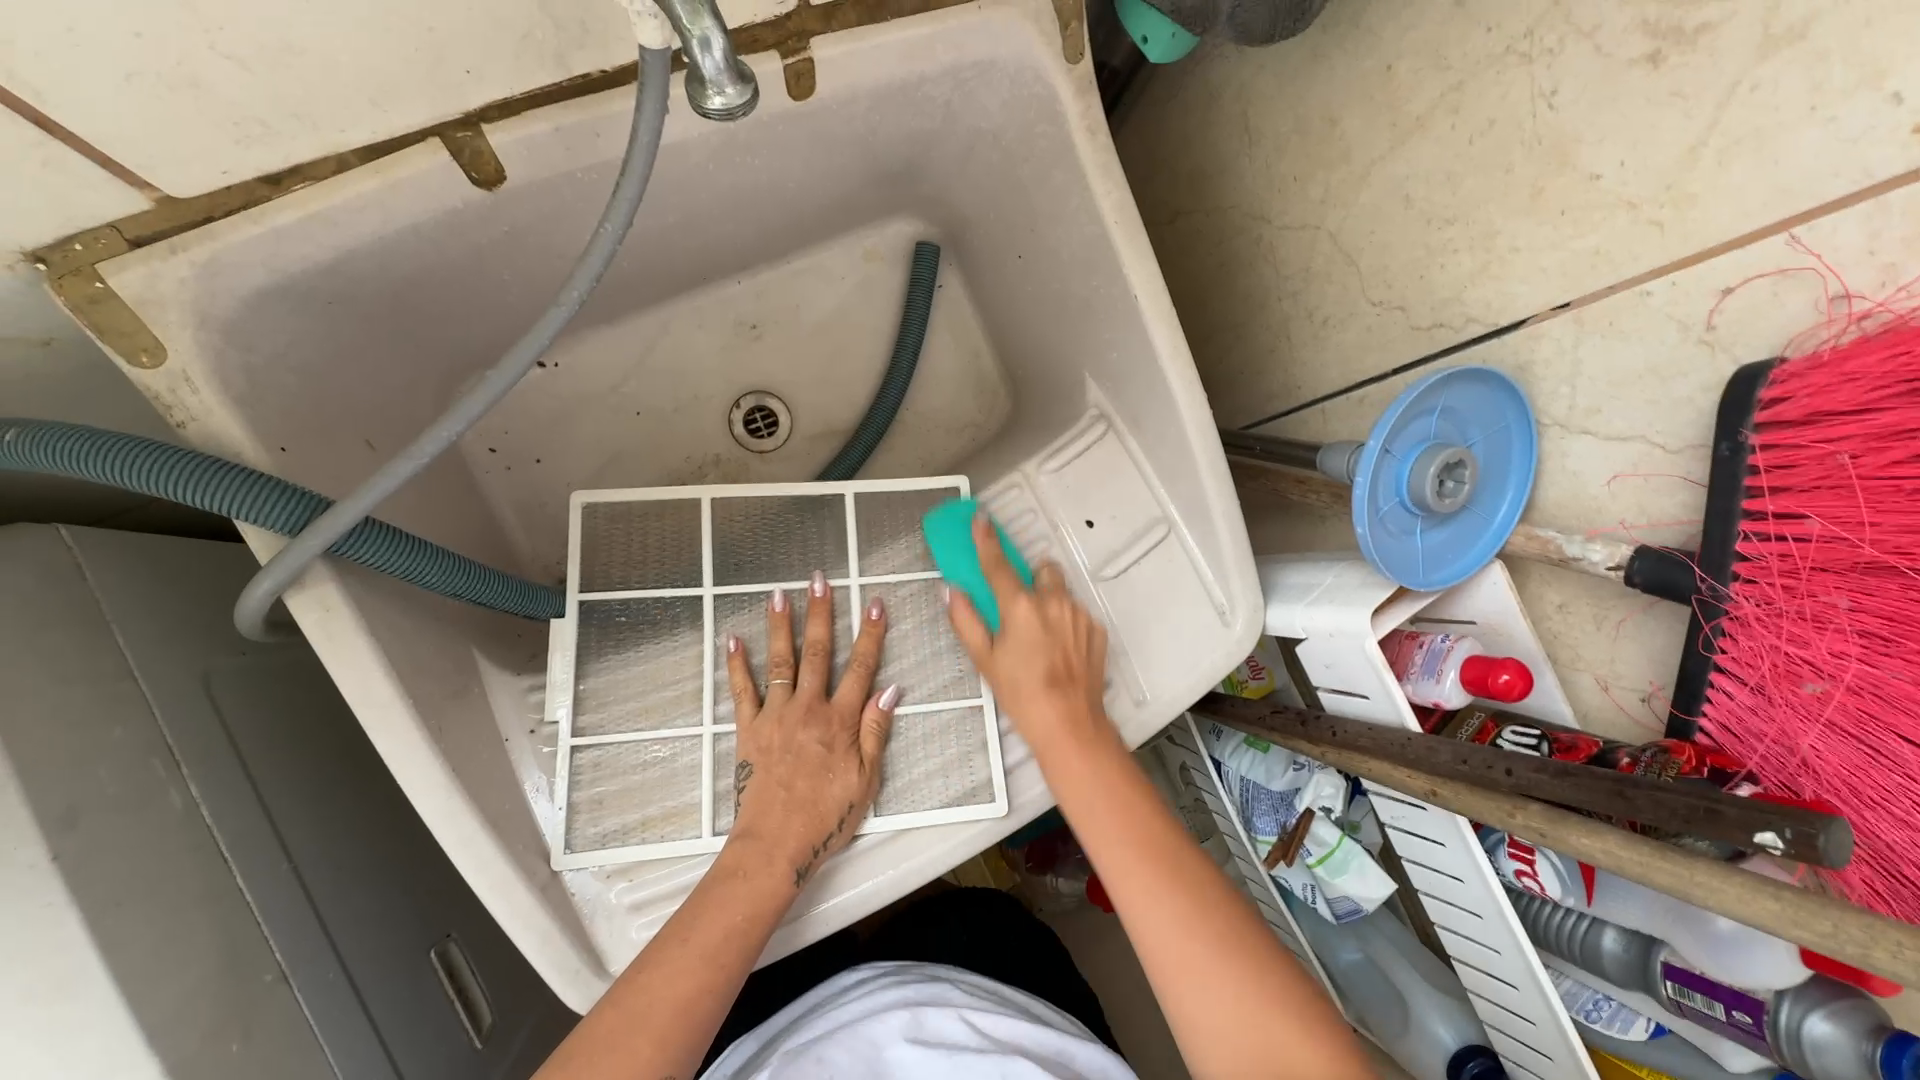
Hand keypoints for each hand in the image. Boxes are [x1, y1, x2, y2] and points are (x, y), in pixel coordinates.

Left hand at [723, 571, 897, 889]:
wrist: (775, 844)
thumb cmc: (826, 818)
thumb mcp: (866, 779)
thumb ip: (876, 731)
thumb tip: (891, 689)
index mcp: (841, 721)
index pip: (861, 667)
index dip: (870, 634)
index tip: (874, 604)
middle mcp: (809, 709)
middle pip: (818, 652)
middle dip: (821, 613)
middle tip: (819, 580)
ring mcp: (776, 716)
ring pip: (781, 661)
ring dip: (781, 625)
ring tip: (780, 594)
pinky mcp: (749, 729)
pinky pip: (742, 690)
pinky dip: (737, 663)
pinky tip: (734, 639)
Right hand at [947, 512, 1112, 754]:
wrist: (1069, 722)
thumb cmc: (1021, 693)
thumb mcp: (984, 659)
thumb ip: (966, 620)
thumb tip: (952, 592)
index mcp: (1020, 606)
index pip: (998, 564)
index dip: (986, 539)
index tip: (981, 519)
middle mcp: (1053, 601)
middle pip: (1041, 570)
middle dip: (1031, 580)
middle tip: (1019, 608)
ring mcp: (1079, 613)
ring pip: (1060, 592)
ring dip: (1049, 603)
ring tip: (1041, 638)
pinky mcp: (1096, 628)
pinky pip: (1076, 612)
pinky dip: (1065, 622)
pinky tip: (1059, 650)